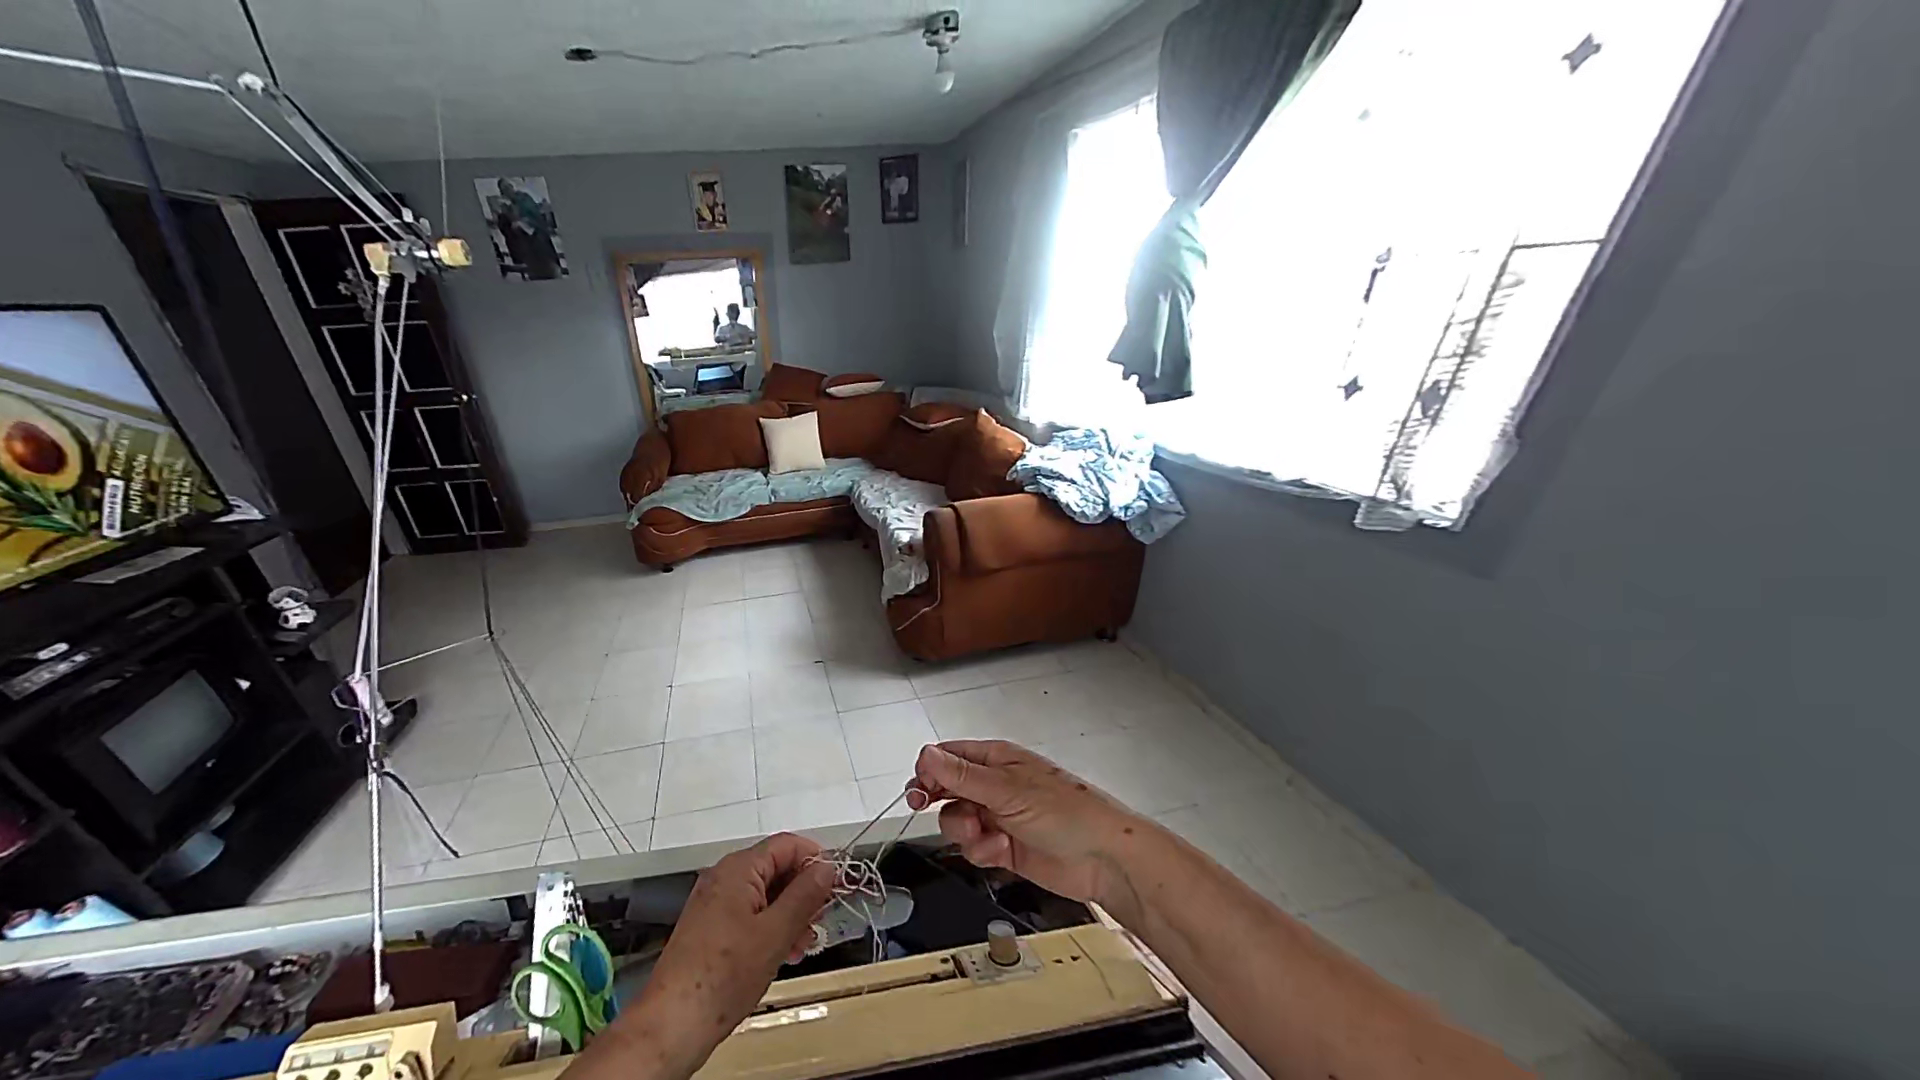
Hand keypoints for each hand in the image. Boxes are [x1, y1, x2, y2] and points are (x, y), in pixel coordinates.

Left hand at [598, 834, 835, 1078]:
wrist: (672, 1025)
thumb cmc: (722, 976)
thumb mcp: (776, 932)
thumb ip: (806, 894)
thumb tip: (826, 867)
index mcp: (738, 868)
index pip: (788, 845)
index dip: (815, 861)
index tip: (835, 886)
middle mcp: (724, 877)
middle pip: (776, 868)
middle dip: (803, 892)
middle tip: (819, 920)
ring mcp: (715, 903)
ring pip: (765, 894)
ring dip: (790, 914)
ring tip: (801, 945)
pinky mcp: (711, 928)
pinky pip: (750, 913)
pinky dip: (770, 927)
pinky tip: (781, 953)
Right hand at [908, 740, 1142, 906]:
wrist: (1101, 860)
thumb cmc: (1066, 812)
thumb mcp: (1007, 790)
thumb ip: (962, 776)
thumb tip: (926, 754)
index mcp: (997, 759)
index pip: (949, 757)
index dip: (929, 771)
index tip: (919, 790)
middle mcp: (995, 785)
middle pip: (947, 790)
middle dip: (941, 803)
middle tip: (930, 809)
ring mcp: (998, 816)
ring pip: (956, 821)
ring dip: (965, 832)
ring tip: (987, 836)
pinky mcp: (1003, 847)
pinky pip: (973, 847)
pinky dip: (982, 852)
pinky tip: (1002, 852)